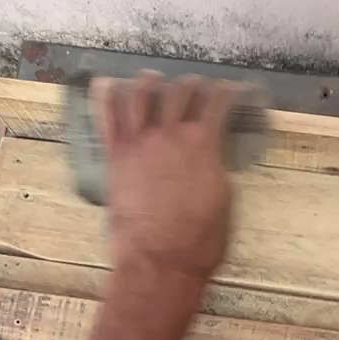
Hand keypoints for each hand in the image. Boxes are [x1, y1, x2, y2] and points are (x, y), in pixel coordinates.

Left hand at [93, 73, 236, 284]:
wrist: (160, 261)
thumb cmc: (201, 241)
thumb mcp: (224, 201)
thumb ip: (217, 169)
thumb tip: (213, 157)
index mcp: (204, 144)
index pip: (218, 104)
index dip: (229, 92)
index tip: (234, 90)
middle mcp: (171, 135)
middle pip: (181, 94)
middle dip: (192, 85)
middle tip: (196, 85)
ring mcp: (139, 143)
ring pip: (141, 97)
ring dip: (149, 83)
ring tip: (152, 78)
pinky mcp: (115, 157)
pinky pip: (107, 119)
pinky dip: (105, 98)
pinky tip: (105, 85)